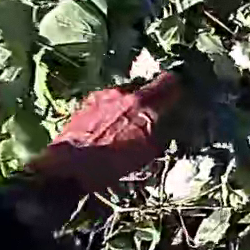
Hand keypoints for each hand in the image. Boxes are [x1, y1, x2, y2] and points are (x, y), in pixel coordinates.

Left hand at [29, 72, 186, 194]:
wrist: (70, 167)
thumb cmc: (113, 162)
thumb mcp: (148, 151)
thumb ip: (162, 130)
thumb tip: (171, 122)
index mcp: (143, 102)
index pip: (169, 82)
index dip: (176, 88)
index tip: (179, 95)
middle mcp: (122, 92)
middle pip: (144, 89)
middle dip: (150, 100)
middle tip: (151, 117)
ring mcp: (101, 97)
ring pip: (123, 96)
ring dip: (128, 106)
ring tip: (125, 127)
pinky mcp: (84, 105)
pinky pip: (106, 104)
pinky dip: (111, 113)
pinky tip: (107, 131)